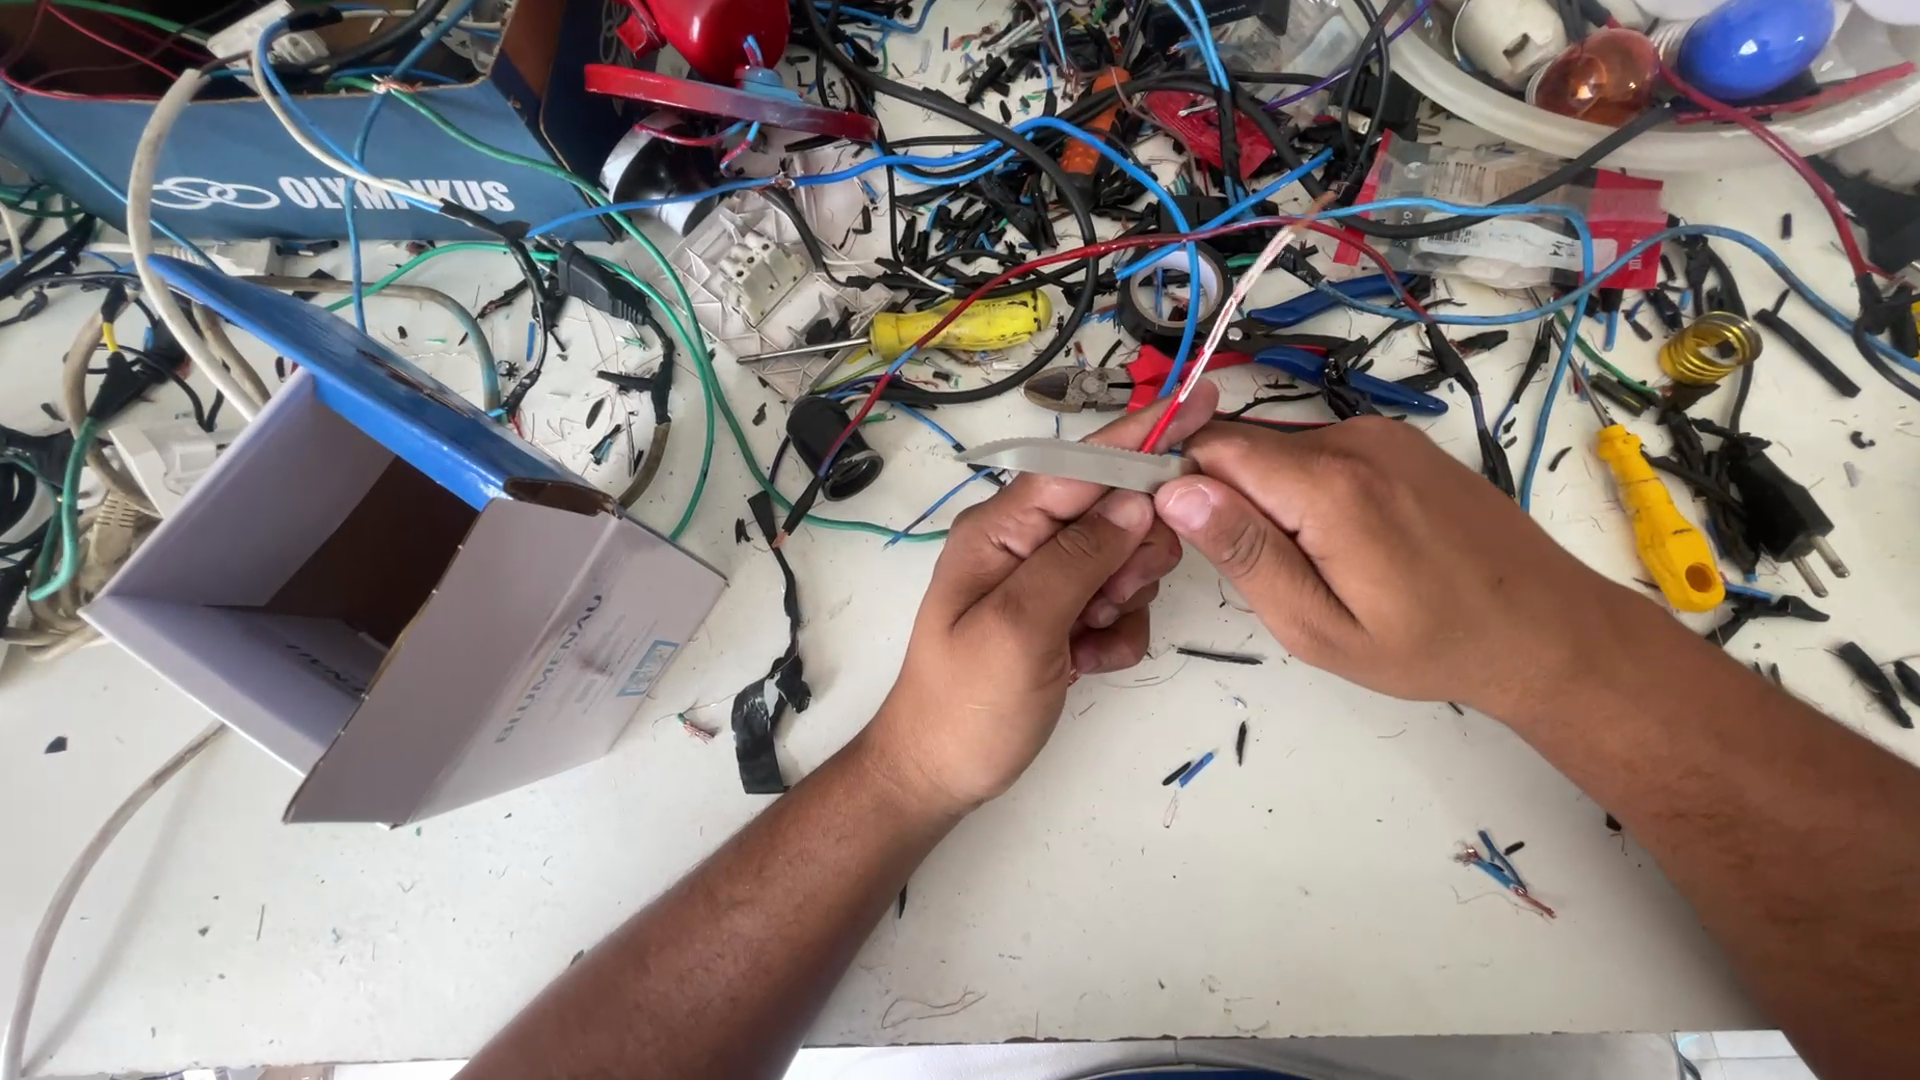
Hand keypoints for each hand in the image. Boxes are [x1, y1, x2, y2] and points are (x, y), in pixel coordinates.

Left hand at [858, 382, 1221, 817]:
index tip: (1204, 402)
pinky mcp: (1063, 616)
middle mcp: (1024, 543)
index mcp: (1001, 529)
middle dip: (1132, 552)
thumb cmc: (966, 704)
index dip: (1142, 434)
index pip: (1081, 465)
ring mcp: (1045, 581)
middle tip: (1112, 598)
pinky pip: (1119, 605)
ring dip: (1123, 599)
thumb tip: (1134, 501)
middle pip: (1114, 510)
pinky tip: (1085, 662)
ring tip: (1086, 638)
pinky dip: (1116, 634)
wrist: (941, 771)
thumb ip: (1077, 559)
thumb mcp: (1019, 629)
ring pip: (1125, 559)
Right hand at [1151, 416, 1646, 716]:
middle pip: (1243, 447)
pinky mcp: (1398, 441)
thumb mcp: (1317, 625)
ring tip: (1304, 561)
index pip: (1211, 447)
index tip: (1184, 537)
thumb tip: (1175, 491)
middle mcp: (1353, 439)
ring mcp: (1381, 434)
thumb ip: (1245, 553)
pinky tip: (1338, 540)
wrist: (1549, 629)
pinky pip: (1318, 452)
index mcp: (1328, 486)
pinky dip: (1302, 489)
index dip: (1179, 481)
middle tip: (1253, 567)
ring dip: (1265, 496)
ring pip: (1278, 450)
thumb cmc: (1426, 645)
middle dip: (1223, 496)